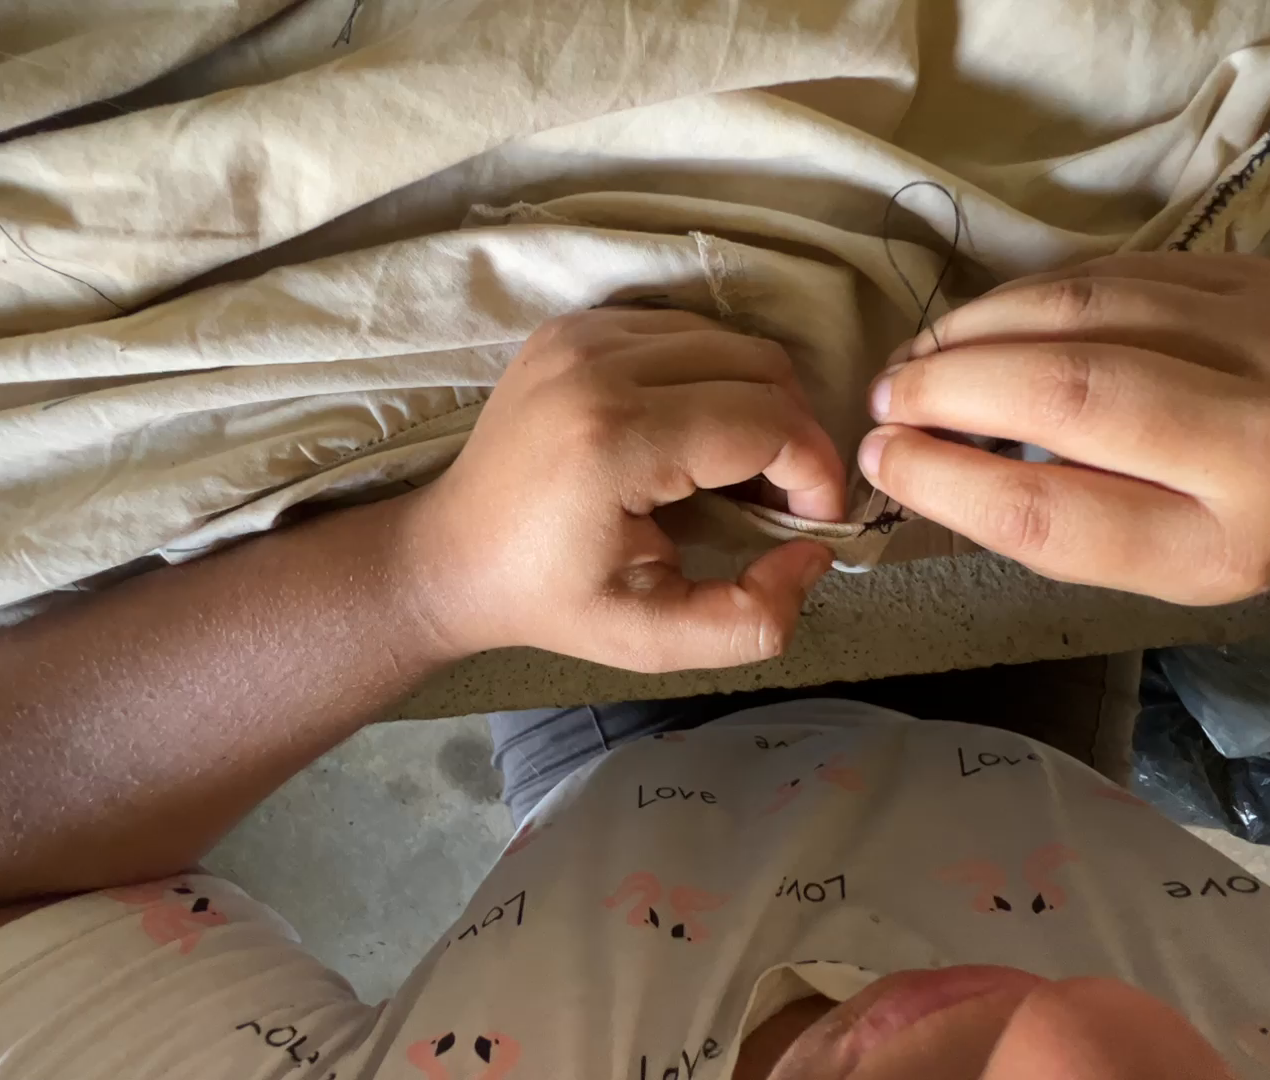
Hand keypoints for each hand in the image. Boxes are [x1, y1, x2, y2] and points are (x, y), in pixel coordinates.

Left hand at [400, 307, 846, 670]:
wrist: (454, 555)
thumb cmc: (552, 601)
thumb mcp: (656, 642)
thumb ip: (754, 620)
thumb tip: (815, 551)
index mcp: (616, 441)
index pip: (767, 423)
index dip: (815, 473)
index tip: (810, 522)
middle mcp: (598, 366)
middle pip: (761, 369)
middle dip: (796, 437)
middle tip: (781, 499)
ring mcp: (582, 334)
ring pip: (731, 341)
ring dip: (759, 404)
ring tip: (742, 469)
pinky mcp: (574, 327)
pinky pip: (686, 331)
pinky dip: (714, 378)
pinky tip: (697, 432)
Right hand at [855, 253, 1269, 604]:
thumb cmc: (1218, 535)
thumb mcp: (1131, 566)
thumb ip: (1029, 517)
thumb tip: (905, 450)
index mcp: (1226, 541)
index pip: (1051, 512)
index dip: (942, 480)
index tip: (876, 457)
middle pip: (1071, 391)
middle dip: (946, 388)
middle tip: (882, 399)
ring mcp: (1269, 332)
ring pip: (1077, 311)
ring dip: (967, 332)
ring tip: (912, 362)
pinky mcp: (1244, 271)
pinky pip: (1095, 275)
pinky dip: (1011, 302)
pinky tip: (973, 331)